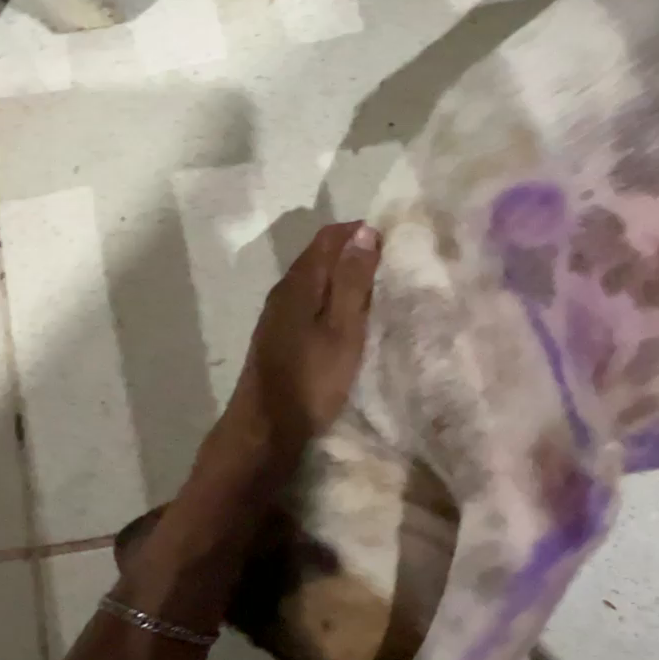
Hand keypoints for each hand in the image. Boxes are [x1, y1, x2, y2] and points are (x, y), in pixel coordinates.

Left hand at [211, 221, 381, 468]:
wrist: (266, 428)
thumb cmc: (311, 379)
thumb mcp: (343, 329)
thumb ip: (352, 281)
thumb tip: (364, 231)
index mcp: (300, 283)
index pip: (329, 238)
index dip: (360, 233)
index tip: (392, 243)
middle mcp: (284, 291)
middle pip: (319, 256)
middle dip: (352, 252)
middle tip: (390, 265)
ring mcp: (277, 315)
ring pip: (314, 280)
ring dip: (342, 276)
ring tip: (375, 289)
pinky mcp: (278, 337)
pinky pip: (309, 302)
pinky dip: (331, 298)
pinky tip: (347, 317)